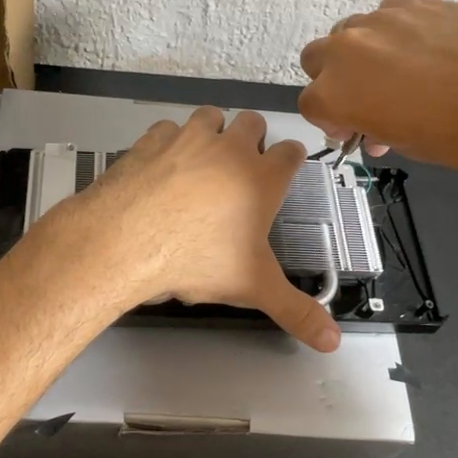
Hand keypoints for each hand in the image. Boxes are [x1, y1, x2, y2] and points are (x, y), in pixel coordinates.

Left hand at [38, 107, 340, 351]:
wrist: (125, 240)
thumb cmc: (196, 260)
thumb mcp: (252, 288)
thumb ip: (296, 312)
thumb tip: (333, 340)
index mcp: (261, 178)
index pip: (290, 153)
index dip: (291, 159)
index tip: (287, 167)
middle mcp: (229, 149)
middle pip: (252, 123)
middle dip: (252, 138)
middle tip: (243, 166)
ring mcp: (188, 139)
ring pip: (210, 117)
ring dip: (212, 131)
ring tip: (203, 160)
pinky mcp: (151, 140)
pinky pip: (167, 129)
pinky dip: (169, 141)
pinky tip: (162, 165)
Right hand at [298, 0, 457, 175]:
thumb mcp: (409, 145)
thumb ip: (375, 127)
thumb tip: (376, 123)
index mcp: (337, 93)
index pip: (311, 105)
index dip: (332, 121)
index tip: (355, 130)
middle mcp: (348, 50)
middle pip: (317, 59)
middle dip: (334, 79)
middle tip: (368, 99)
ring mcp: (382, 20)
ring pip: (350, 32)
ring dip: (363, 53)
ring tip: (401, 73)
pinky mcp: (416, 1)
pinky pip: (389, 15)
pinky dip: (396, 33)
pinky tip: (428, 51)